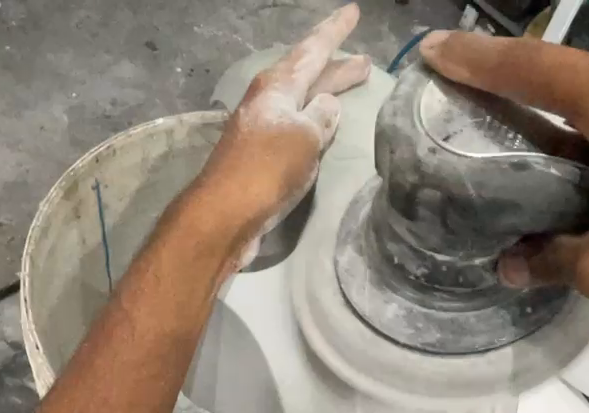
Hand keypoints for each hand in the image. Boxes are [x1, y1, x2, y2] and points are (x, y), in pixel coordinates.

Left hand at [191, 4, 371, 260]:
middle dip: (335, 68)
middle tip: (363, 62)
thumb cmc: (266, 169)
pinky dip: (311, 125)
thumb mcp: (304, 136)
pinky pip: (293, 132)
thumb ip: (322, 116)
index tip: (353, 12)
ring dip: (324, 98)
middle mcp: (266, 102)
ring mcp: (261, 132)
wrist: (225, 215)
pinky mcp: (259, 161)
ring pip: (300, 105)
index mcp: (277, 86)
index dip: (334, 32)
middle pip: (307, 77)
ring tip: (346, 94)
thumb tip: (328, 106)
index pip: (312, 50)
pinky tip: (320, 132)